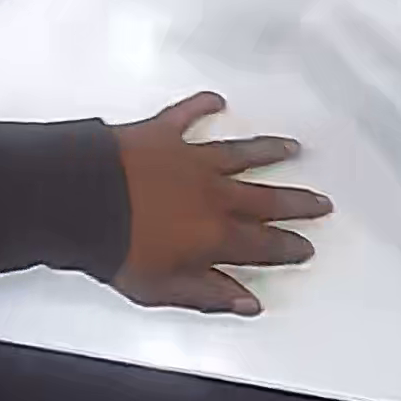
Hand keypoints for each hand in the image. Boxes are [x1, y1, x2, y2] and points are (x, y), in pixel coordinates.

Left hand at [112, 92, 331, 316]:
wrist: (80, 201)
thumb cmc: (115, 246)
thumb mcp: (161, 288)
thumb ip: (207, 292)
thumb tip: (246, 301)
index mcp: (213, 234)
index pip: (264, 244)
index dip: (288, 247)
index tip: (305, 245)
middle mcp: (210, 193)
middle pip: (264, 198)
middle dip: (296, 201)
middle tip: (320, 201)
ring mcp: (188, 158)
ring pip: (239, 153)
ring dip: (267, 150)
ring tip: (292, 147)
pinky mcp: (162, 132)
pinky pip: (187, 114)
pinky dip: (202, 105)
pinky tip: (217, 99)